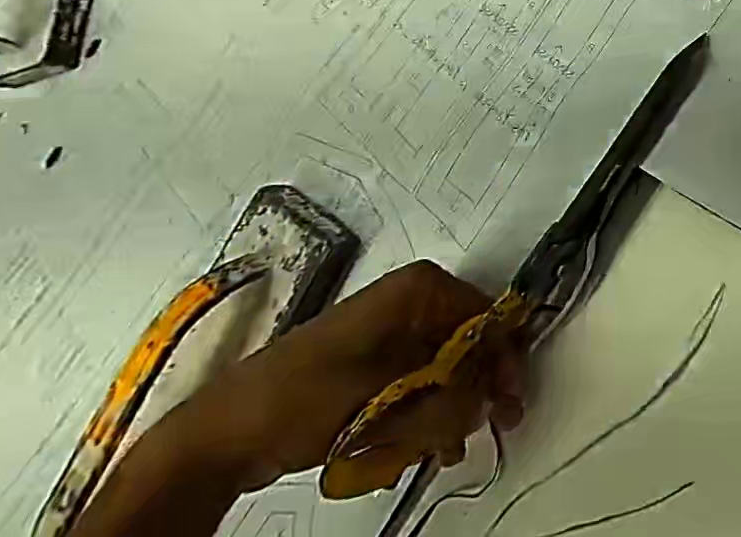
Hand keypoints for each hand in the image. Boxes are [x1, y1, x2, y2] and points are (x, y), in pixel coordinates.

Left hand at [155, 260, 525, 494]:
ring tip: (447, 448)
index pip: (483, 313)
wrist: (229, 427)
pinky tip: (425, 446)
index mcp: (417, 291)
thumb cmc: (304, 397)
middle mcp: (412, 302)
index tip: (511, 398)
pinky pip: (421, 383)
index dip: (502, 355)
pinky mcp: (379, 364)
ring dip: (454, 407)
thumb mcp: (379, 402)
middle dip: (479, 386)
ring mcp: (394, 332)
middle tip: (494, 426)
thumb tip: (488, 405)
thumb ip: (442, 403)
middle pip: (469, 339)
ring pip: (448, 366)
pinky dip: (429, 413)